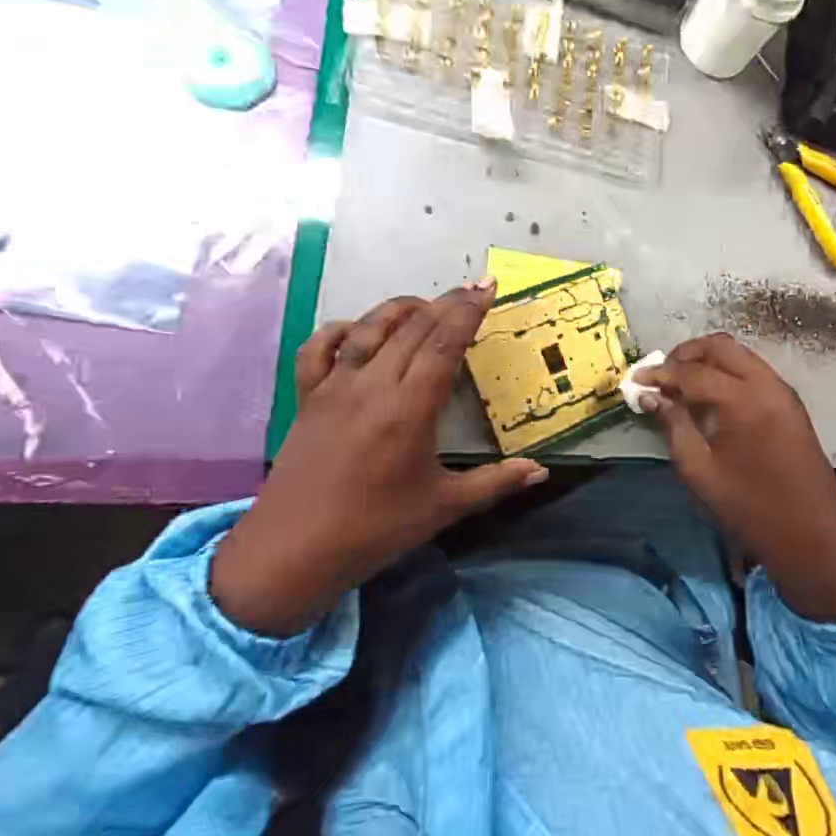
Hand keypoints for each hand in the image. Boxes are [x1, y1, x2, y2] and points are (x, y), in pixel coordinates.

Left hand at [211, 282, 548, 634]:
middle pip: (411, 329)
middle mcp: (371, 386)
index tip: (487, 287)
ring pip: (368, 329)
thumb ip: (494, 483)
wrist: (295, 548)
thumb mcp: (443, 508)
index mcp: (408, 409)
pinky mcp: (307, 398)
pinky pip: (318, 349)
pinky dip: (339, 331)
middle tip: (469, 291)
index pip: (444, 344)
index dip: (468, 311)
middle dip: (444, 304)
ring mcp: (333, 388)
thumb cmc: (375, 530)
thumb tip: (540, 470)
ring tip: (423, 304)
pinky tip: (356, 331)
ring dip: (398, 309)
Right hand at [638, 334, 835, 619]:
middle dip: (685, 354)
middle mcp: (767, 386)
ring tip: (680, 386)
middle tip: (660, 375)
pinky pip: (753, 371)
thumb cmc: (748, 507)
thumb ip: (674, 425)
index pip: (693, 372)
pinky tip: (707, 397)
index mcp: (744, 402)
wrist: (811, 536)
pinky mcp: (789, 405)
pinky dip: (726, 373)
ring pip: (739, 355)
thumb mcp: (698, 470)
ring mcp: (783, 393)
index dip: (660, 374)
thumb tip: (651, 397)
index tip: (635, 381)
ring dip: (706, 361)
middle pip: (720, 346)